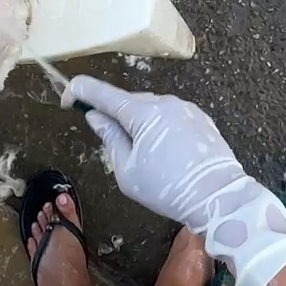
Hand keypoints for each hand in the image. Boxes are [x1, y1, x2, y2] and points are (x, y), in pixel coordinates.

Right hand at [70, 76, 285, 285]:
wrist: (218, 195)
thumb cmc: (167, 188)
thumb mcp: (127, 171)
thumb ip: (110, 138)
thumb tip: (96, 116)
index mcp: (142, 112)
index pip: (103, 93)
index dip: (81, 90)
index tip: (66, 96)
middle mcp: (164, 101)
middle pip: (128, 101)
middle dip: (115, 115)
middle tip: (111, 143)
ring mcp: (184, 106)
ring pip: (150, 108)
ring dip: (138, 123)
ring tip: (144, 156)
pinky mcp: (199, 116)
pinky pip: (169, 115)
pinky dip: (159, 127)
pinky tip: (165, 153)